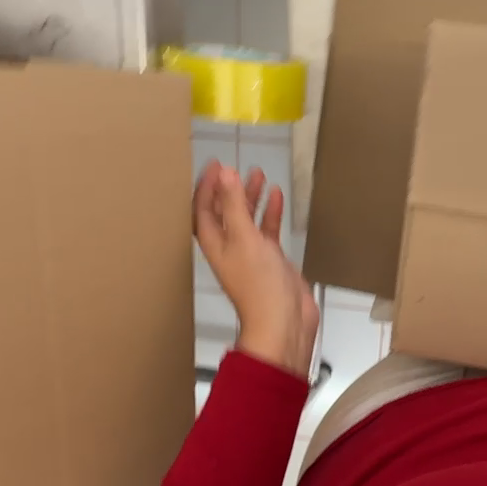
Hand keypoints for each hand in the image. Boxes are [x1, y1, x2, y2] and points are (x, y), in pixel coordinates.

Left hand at [193, 160, 318, 378]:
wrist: (284, 321)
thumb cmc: (259, 284)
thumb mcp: (244, 238)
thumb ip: (235, 205)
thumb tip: (226, 173)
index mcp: (215, 244)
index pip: (202, 209)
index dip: (206, 187)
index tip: (215, 164)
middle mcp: (230, 247)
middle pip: (224, 212)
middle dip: (229, 189)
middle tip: (234, 165)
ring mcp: (251, 253)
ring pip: (247, 218)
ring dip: (251, 197)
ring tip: (258, 174)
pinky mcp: (272, 259)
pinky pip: (267, 230)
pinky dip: (270, 212)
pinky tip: (276, 196)